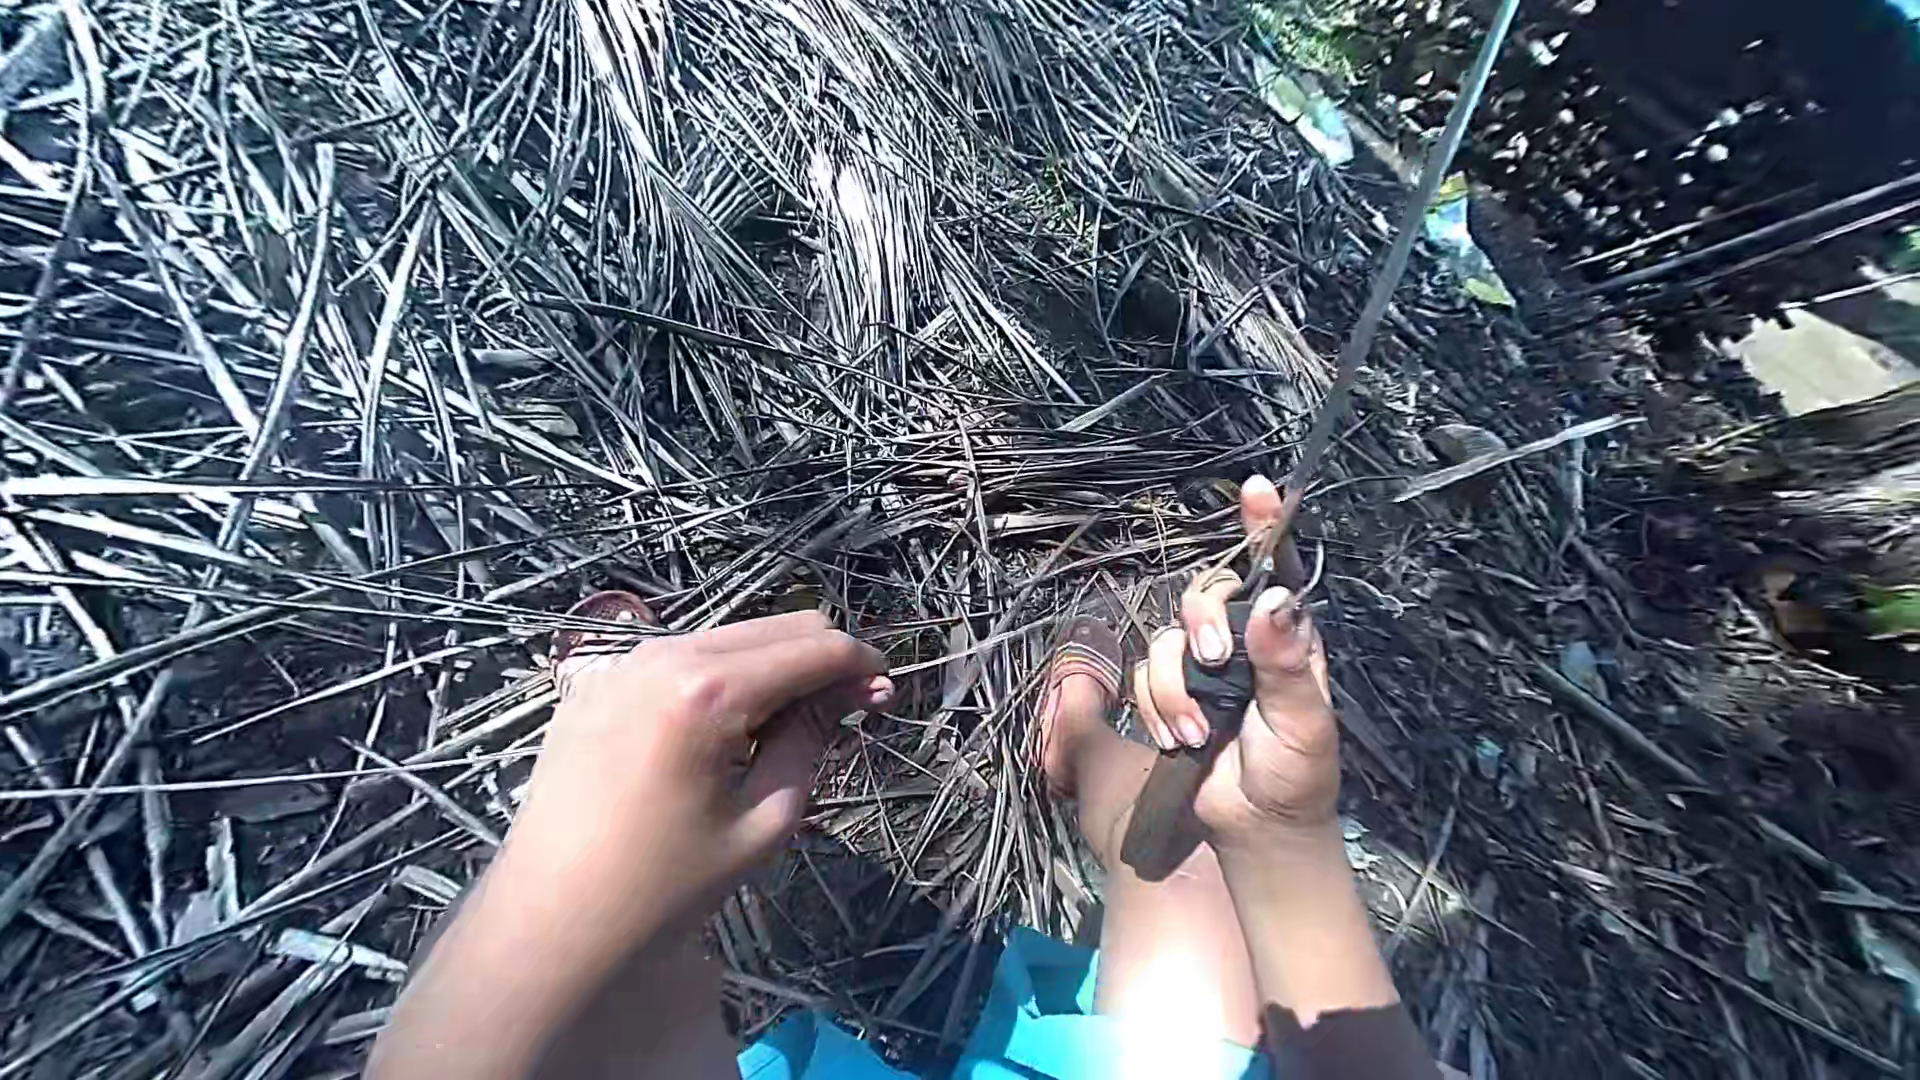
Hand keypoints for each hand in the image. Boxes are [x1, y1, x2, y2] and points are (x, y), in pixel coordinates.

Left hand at [505, 609, 890, 928]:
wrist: (541, 933)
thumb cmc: (664, 889)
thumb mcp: (765, 820)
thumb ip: (813, 737)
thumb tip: (853, 690)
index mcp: (708, 690)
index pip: (815, 648)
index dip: (862, 663)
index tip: (885, 691)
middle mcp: (667, 654)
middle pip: (782, 626)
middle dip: (826, 659)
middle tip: (849, 708)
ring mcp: (628, 661)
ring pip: (738, 635)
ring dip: (779, 666)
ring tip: (786, 724)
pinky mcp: (603, 679)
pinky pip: (690, 654)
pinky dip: (730, 675)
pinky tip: (727, 726)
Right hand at [1132, 475, 1339, 853]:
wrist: (1254, 823)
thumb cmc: (1296, 772)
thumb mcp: (1304, 722)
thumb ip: (1285, 664)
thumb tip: (1271, 600)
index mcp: (1283, 637)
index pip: (1274, 570)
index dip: (1263, 526)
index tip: (1258, 490)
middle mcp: (1238, 640)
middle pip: (1204, 593)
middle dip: (1200, 623)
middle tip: (1213, 662)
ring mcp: (1199, 664)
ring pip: (1166, 641)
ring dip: (1175, 689)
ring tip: (1197, 733)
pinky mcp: (1169, 689)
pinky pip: (1145, 676)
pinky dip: (1157, 707)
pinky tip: (1180, 738)